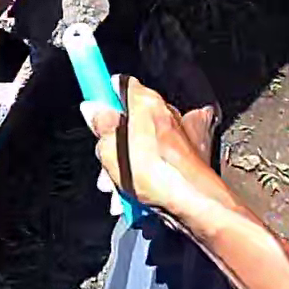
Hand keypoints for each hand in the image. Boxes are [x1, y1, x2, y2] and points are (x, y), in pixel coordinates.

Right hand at [81, 76, 228, 222]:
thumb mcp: (110, 149)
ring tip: (122, 189)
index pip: (121, 85)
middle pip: (131, 119)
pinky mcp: (194, 155)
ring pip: (147, 142)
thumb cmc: (157, 173)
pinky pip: (165, 157)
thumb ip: (101, 125)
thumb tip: (92, 109)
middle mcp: (167, 112)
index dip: (105, 97)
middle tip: (106, 162)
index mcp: (146, 102)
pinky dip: (155, 171)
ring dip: (132, 164)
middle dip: (116, 143)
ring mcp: (183, 133)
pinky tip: (146, 189)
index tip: (96, 108)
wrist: (195, 203)